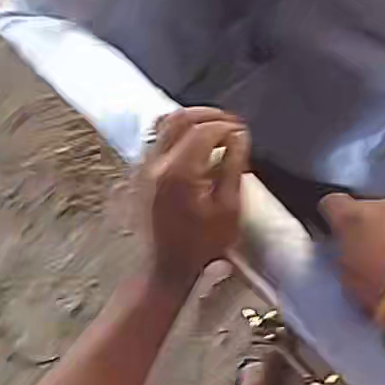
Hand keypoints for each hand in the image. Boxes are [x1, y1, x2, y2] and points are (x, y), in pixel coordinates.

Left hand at [143, 107, 249, 288]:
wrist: (165, 268)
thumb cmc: (200, 246)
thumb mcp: (228, 209)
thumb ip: (233, 167)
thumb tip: (239, 138)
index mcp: (179, 172)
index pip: (205, 131)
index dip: (228, 126)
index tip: (243, 133)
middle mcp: (156, 165)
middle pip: (181, 119)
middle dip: (210, 116)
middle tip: (231, 125)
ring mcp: (144, 168)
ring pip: (164, 125)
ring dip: (191, 120)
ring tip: (214, 129)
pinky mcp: (141, 175)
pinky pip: (156, 139)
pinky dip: (176, 132)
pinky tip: (193, 143)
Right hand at [318, 194, 384, 313]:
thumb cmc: (373, 287)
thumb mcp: (343, 271)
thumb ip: (342, 249)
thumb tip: (347, 244)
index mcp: (351, 216)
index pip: (331, 202)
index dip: (329, 215)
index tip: (333, 230)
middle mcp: (378, 205)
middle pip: (362, 206)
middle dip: (360, 222)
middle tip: (360, 245)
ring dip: (383, 227)